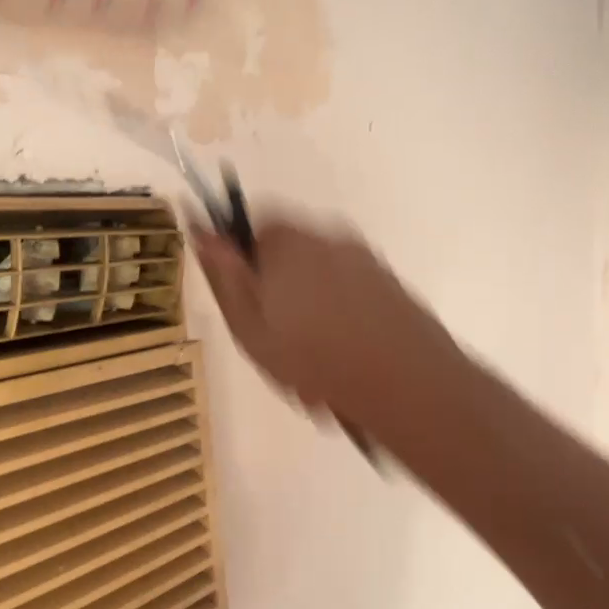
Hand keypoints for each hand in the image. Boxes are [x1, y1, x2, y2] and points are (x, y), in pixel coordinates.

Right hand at [191, 218, 457, 424]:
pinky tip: (335, 355)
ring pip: (318, 272)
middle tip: (265, 331)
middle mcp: (330, 239)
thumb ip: (223, 274)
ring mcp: (366, 262)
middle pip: (288, 249)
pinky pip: (347, 291)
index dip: (238, 255)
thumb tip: (200, 229)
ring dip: (304, 302)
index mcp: (289, 242)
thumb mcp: (246, 323)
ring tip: (303, 352)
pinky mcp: (391, 288)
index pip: (252, 222)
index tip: (237, 295)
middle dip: (272, 281)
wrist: (408, 386)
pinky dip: (335, 314)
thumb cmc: (311, 357)